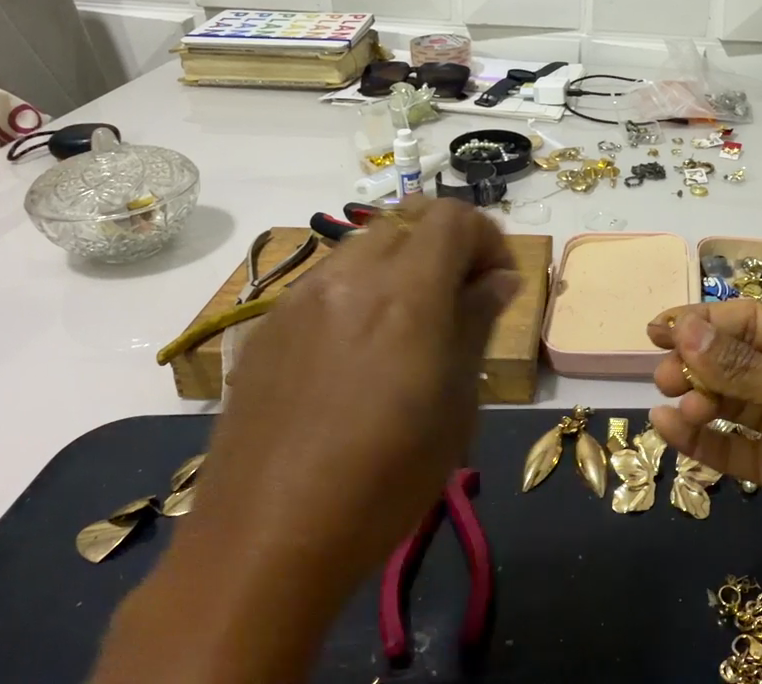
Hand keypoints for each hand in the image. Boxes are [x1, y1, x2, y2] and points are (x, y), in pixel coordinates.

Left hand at [186, 198, 518, 574]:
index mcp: (405, 296)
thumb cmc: (383, 483)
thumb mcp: (454, 407)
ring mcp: (299, 299)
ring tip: (409, 326)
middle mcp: (349, 279)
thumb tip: (497, 281)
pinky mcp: (266, 327)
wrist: (263, 542)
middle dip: (445, 246)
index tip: (498, 284)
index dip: (487, 238)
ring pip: (363, 246)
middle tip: (461, 298)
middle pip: (407, 220)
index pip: (453, 218)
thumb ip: (475, 326)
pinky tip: (357, 353)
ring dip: (400, 265)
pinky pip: (325, 282)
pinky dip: (359, 291)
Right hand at [648, 302, 761, 601]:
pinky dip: (702, 438)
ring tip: (673, 404)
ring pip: (731, 402)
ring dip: (699, 399)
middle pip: (737, 359)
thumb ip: (739, 365)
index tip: (658, 329)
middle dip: (699, 362)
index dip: (704, 321)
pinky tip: (672, 430)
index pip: (752, 320)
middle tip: (664, 375)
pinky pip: (733, 445)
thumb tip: (683, 328)